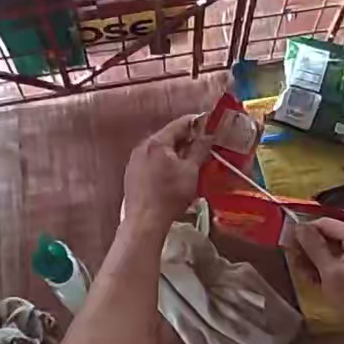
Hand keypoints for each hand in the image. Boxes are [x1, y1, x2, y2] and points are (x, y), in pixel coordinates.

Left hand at [123, 113, 211, 230]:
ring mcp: (134, 161)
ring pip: (159, 149)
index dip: (197, 123)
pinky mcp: (132, 174)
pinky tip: (174, 173)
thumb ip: (200, 149)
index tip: (211, 126)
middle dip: (187, 139)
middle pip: (168, 136)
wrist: (145, 221)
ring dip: (176, 152)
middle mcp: (141, 147)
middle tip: (204, 145)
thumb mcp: (191, 170)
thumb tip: (208, 134)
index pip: (179, 124)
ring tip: (192, 160)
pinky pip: (151, 161)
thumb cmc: (170, 195)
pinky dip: (164, 162)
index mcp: (156, 142)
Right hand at [293, 217, 343, 342]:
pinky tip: (319, 282)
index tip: (287, 244)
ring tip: (308, 277)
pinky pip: (339, 262)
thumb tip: (297, 226)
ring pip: (331, 250)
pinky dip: (326, 269)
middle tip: (296, 264)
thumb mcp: (331, 273)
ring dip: (316, 261)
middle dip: (310, 249)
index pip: (325, 223)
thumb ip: (313, 246)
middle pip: (328, 236)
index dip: (304, 231)